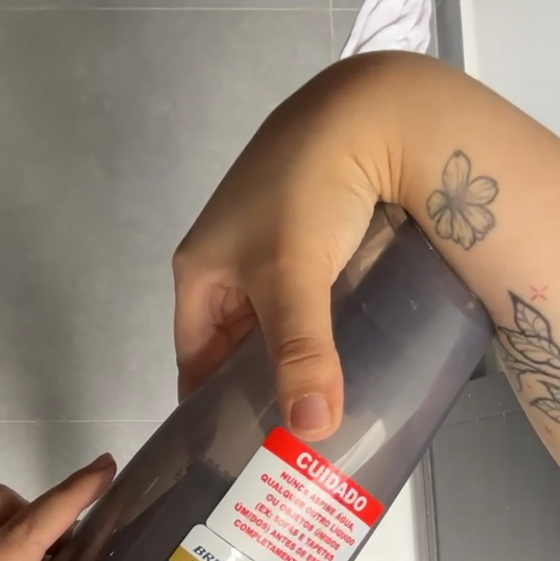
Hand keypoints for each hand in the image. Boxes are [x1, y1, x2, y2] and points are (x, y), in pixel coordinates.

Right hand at [172, 54, 410, 438]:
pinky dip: (316, 333)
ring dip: (289, 362)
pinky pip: (302, 303)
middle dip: (254, 390)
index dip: (208, 405)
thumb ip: (301, 354)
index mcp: (199, 273)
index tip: (236, 452)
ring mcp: (267, 249)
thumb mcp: (293, 278)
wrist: (366, 108)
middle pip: (231, 346)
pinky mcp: (309, 239)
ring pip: (270, 326)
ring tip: (319, 411)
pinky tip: (343, 359)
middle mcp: (225, 263)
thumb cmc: (307, 192)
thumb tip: (312, 432)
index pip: (192, 359)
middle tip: (287, 443)